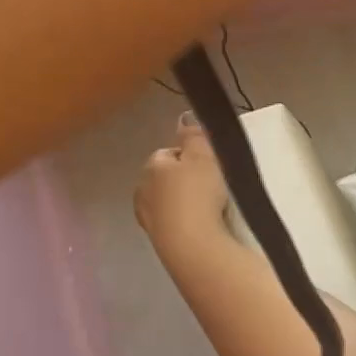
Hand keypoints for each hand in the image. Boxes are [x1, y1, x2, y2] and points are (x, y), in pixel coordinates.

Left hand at [134, 116, 230, 253]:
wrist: (190, 239)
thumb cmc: (199, 194)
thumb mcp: (205, 158)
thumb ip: (195, 137)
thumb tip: (183, 117)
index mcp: (153, 166)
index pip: (168, 152)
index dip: (190, 153)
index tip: (212, 160)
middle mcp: (142, 187)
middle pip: (165, 175)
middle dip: (184, 176)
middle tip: (214, 181)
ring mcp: (146, 212)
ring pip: (166, 197)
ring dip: (182, 197)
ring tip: (210, 203)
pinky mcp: (156, 233)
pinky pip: (171, 217)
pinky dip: (184, 216)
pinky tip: (201, 220)